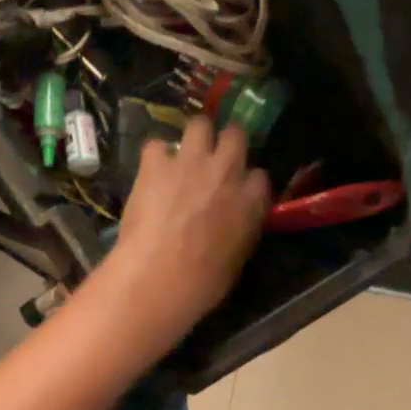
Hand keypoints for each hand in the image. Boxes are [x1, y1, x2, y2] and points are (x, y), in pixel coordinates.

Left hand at [106, 117, 270, 335]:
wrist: (158, 279)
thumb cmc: (202, 285)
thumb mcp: (237, 260)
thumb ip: (241, 230)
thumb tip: (235, 223)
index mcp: (252, 200)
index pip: (260, 176)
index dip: (246, 182)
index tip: (236, 193)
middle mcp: (226, 170)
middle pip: (235, 135)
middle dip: (226, 144)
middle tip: (213, 162)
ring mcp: (190, 161)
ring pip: (200, 124)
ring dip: (195, 138)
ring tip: (183, 158)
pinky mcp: (155, 163)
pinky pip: (157, 145)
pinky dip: (155, 157)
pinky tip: (151, 174)